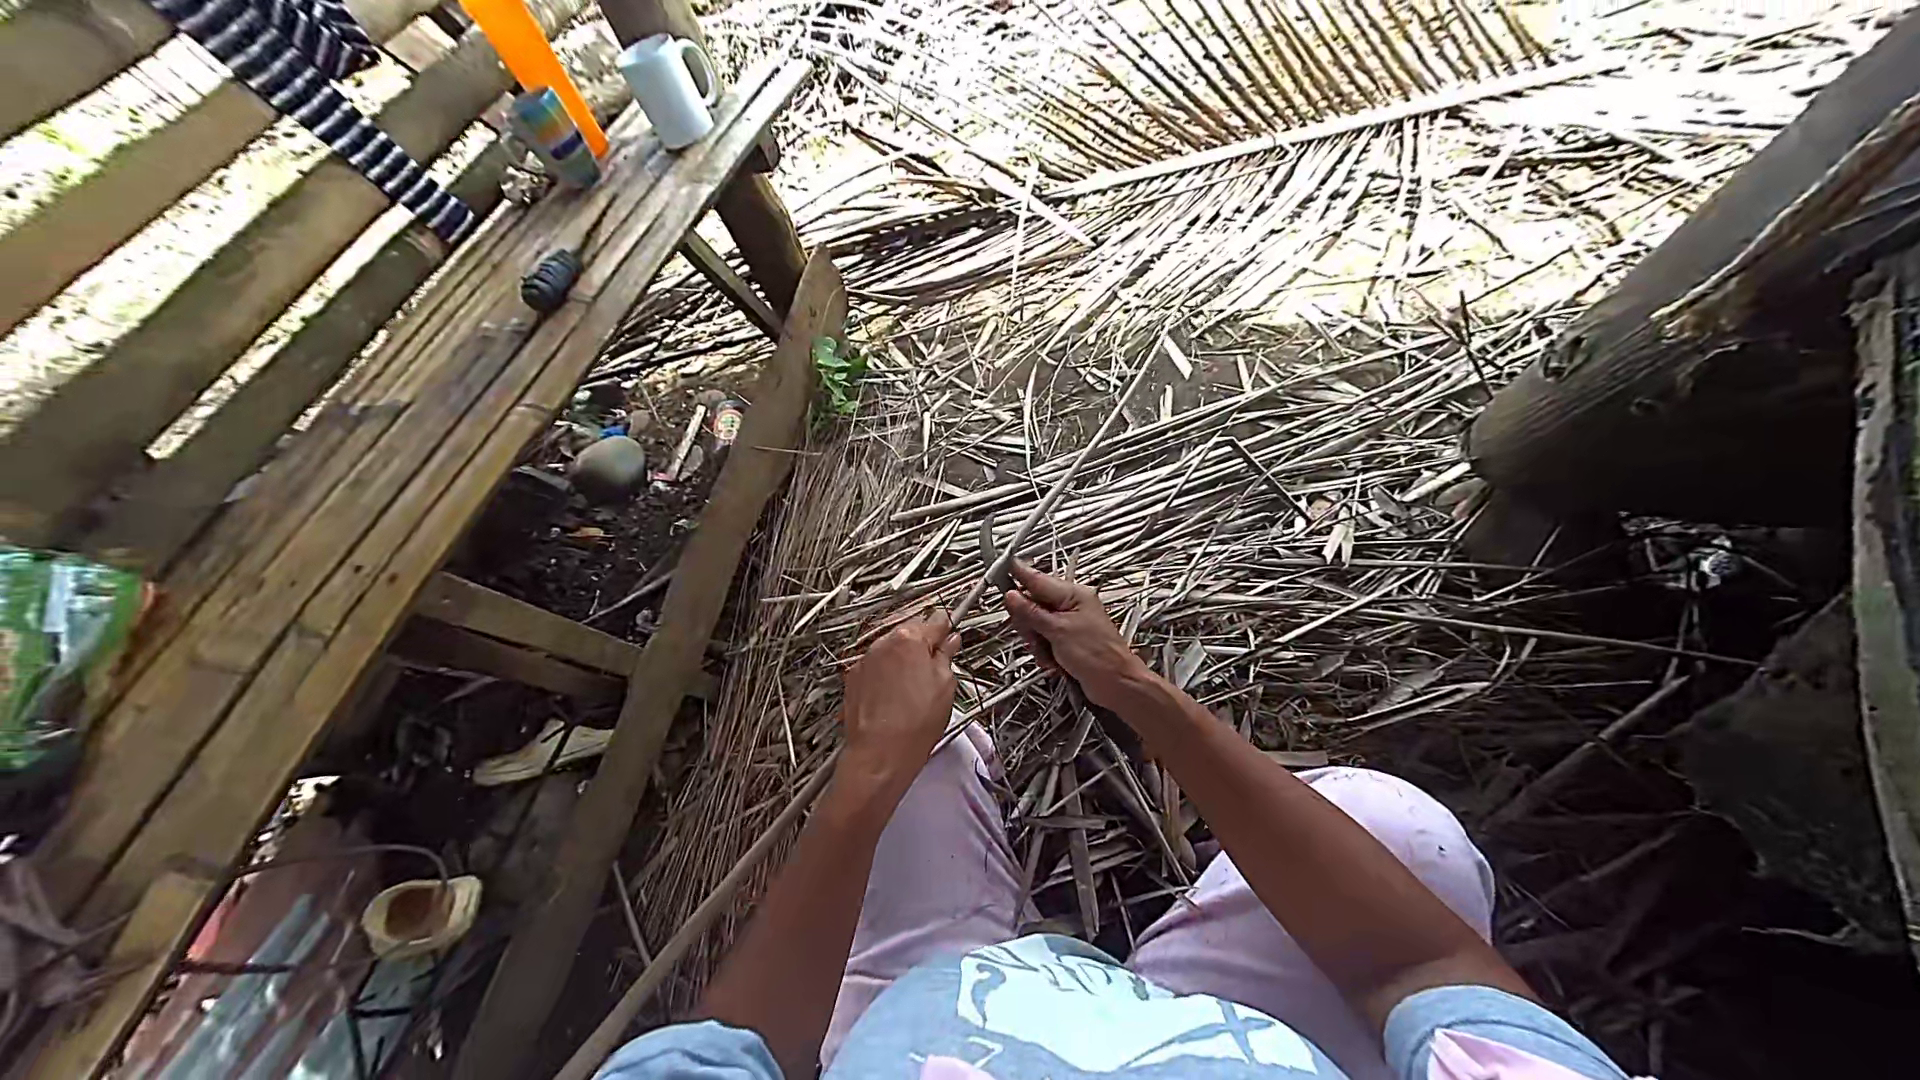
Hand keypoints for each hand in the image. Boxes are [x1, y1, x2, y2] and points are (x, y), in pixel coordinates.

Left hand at [839, 612, 959, 796]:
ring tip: (916, 688)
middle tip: (937, 666)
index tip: (951, 632)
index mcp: (909, 639)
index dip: (947, 627)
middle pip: (910, 632)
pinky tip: (897, 696)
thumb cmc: (912, 724)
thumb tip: (949, 643)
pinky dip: (886, 675)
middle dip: (923, 645)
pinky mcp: (854, 678)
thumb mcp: (945, 686)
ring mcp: (866, 661)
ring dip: (903, 660)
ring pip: (891, 650)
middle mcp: (883, 644)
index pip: (935, 621)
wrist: (880, 753)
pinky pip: (876, 667)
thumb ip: (946, 656)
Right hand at [1003, 561, 1147, 709]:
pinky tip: (1054, 662)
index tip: (999, 568)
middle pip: (1032, 605)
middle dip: (1028, 623)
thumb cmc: (1100, 657)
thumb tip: (1012, 596)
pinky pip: (1043, 640)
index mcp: (1073, 595)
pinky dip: (1044, 652)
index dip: (1017, 574)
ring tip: (1048, 653)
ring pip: (1035, 625)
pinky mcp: (1067, 641)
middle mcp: (1071, 606)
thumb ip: (1031, 613)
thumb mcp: (1058, 631)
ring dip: (1036, 642)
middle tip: (1034, 635)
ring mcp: (1068, 624)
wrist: (1117, 685)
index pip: (1037, 579)